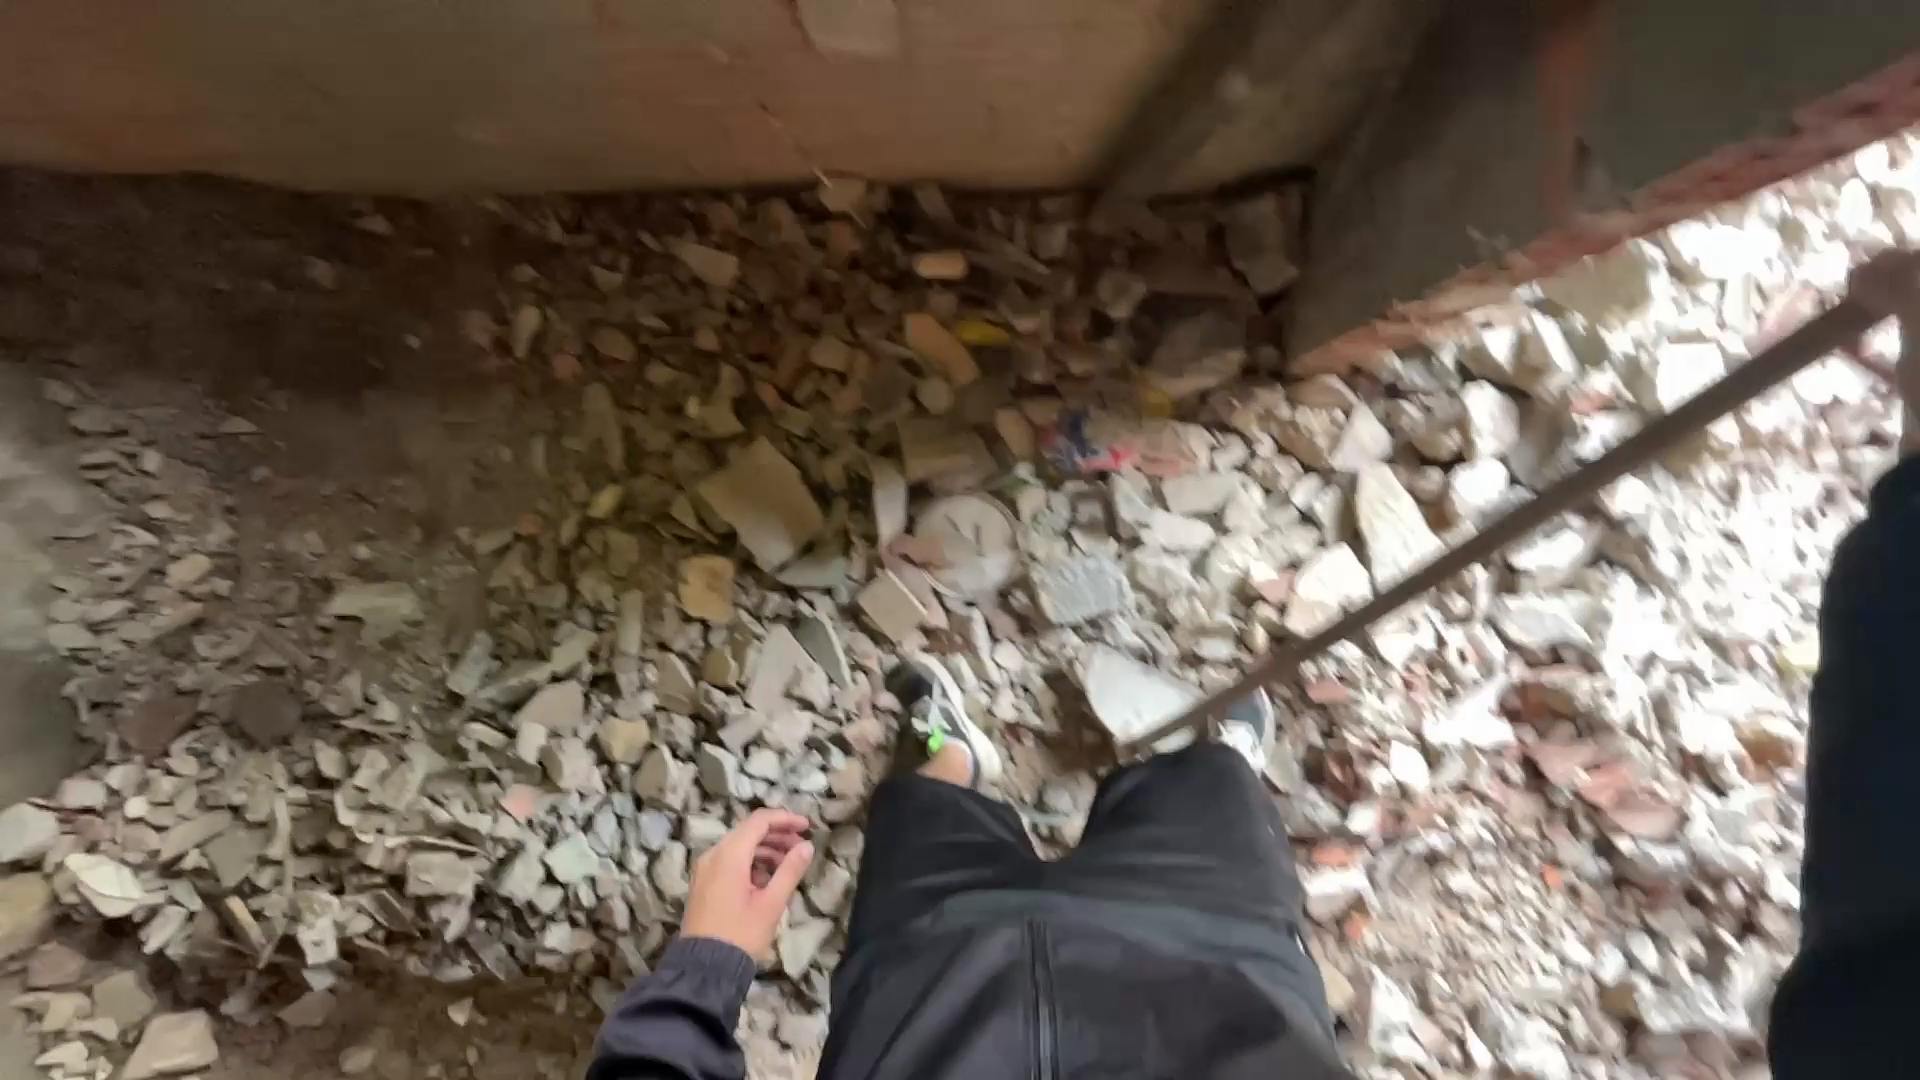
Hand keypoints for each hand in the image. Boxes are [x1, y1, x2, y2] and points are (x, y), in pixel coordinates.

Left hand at [679, 808, 814, 962]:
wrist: (703, 971)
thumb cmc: (741, 934)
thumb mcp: (771, 903)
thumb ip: (790, 870)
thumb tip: (807, 846)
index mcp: (729, 854)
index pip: (760, 821)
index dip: (785, 819)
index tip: (807, 827)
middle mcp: (713, 855)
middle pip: (749, 831)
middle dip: (778, 836)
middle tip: (802, 847)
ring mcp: (705, 870)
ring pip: (740, 847)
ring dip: (766, 850)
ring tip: (789, 864)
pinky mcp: (703, 885)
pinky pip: (730, 862)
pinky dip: (751, 863)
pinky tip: (768, 880)